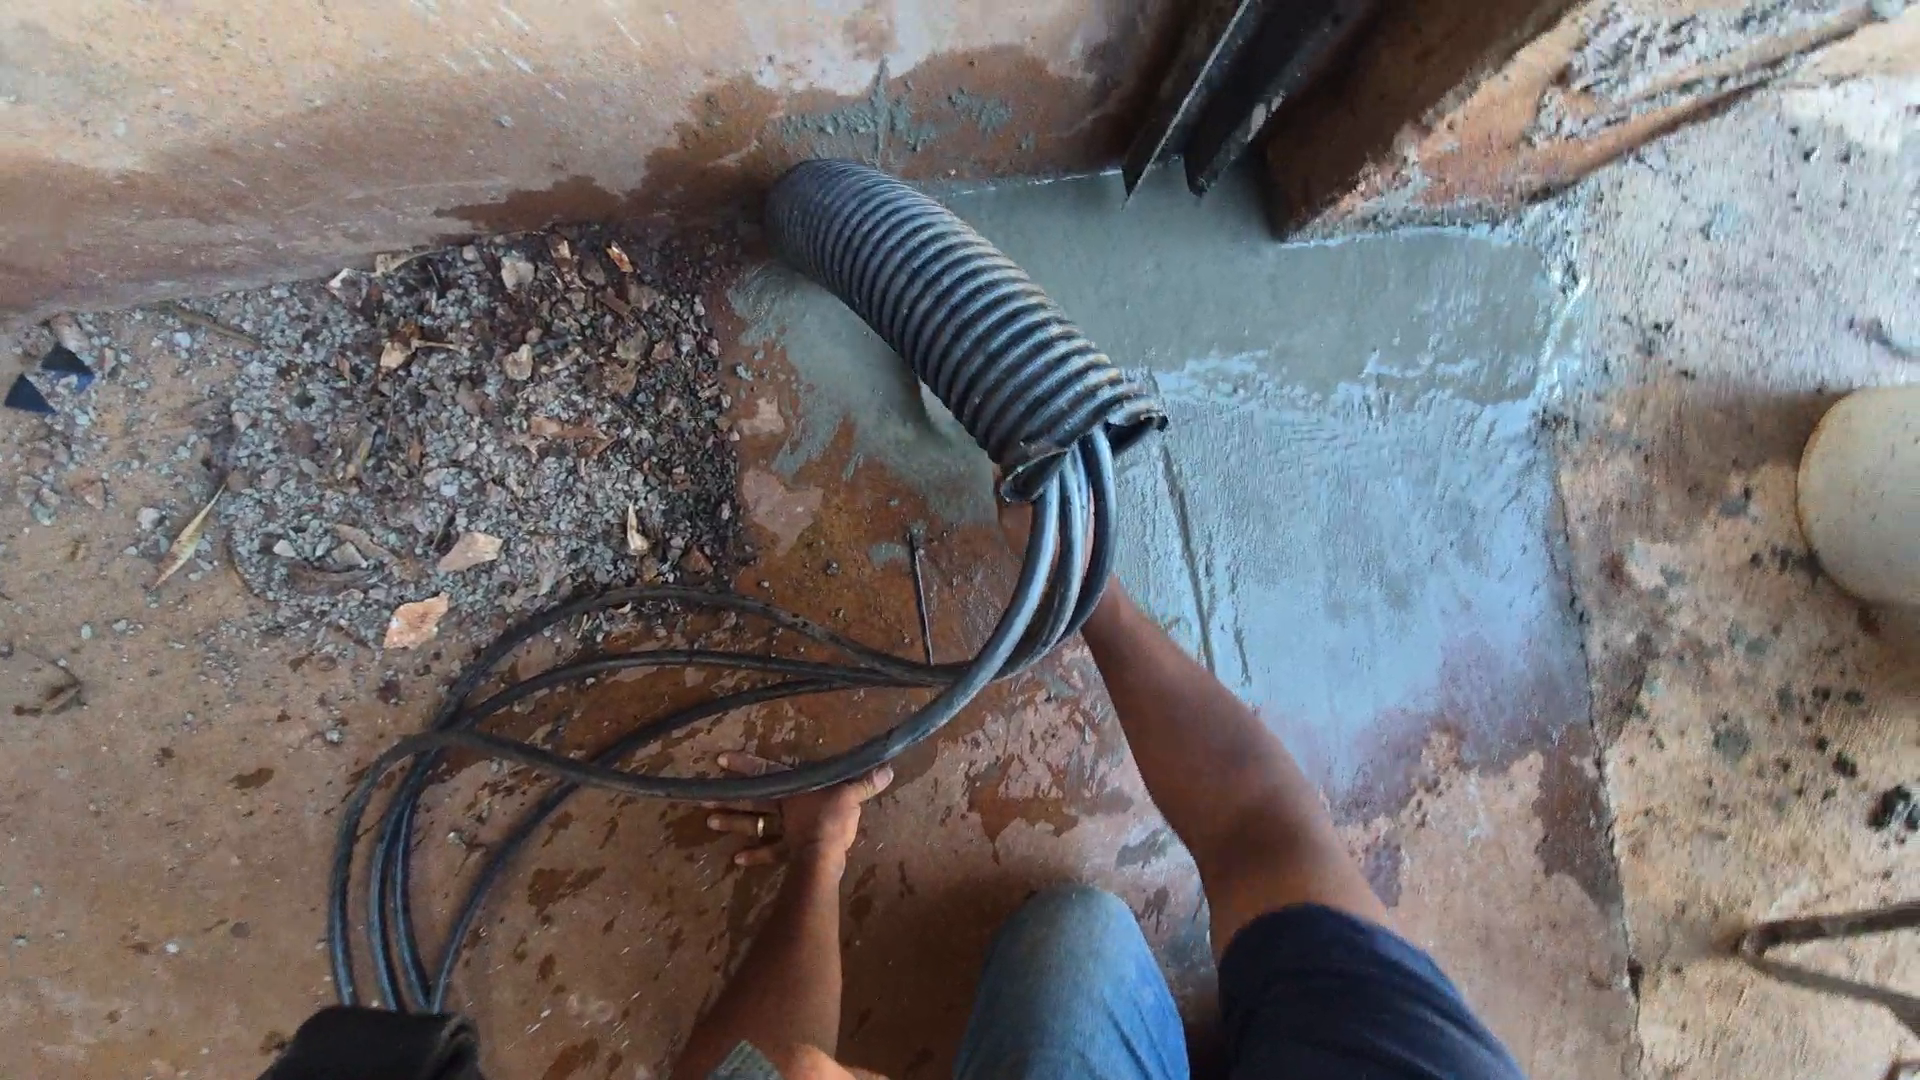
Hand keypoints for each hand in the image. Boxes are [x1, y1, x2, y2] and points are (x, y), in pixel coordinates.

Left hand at [705, 752, 893, 869]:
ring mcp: (782, 830)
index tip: (720, 760)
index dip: (744, 764)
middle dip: (728, 795)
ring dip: (732, 822)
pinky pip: (768, 851)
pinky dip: (754, 855)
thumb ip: (866, 782)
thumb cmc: (833, 818)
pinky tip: (736, 859)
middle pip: (752, 799)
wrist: (825, 854)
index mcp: (793, 788)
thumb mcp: (852, 794)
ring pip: (752, 823)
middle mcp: (782, 807)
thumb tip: (889, 768)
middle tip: (702, 795)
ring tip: (710, 822)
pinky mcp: (786, 851)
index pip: (765, 771)